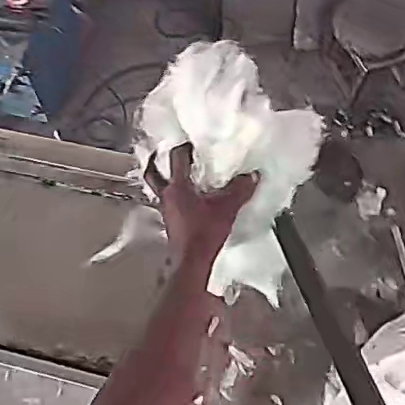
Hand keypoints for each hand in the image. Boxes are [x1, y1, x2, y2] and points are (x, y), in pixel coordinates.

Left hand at [147, 143, 257, 263]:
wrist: (191, 261)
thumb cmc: (202, 234)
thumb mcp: (227, 207)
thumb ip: (240, 189)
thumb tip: (251, 177)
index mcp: (177, 187)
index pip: (177, 159)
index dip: (184, 148)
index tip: (191, 143)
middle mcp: (167, 197)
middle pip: (153, 174)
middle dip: (156, 161)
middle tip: (159, 153)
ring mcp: (167, 211)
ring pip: (158, 190)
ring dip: (163, 181)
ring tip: (173, 177)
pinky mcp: (171, 224)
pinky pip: (168, 205)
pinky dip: (174, 199)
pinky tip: (186, 202)